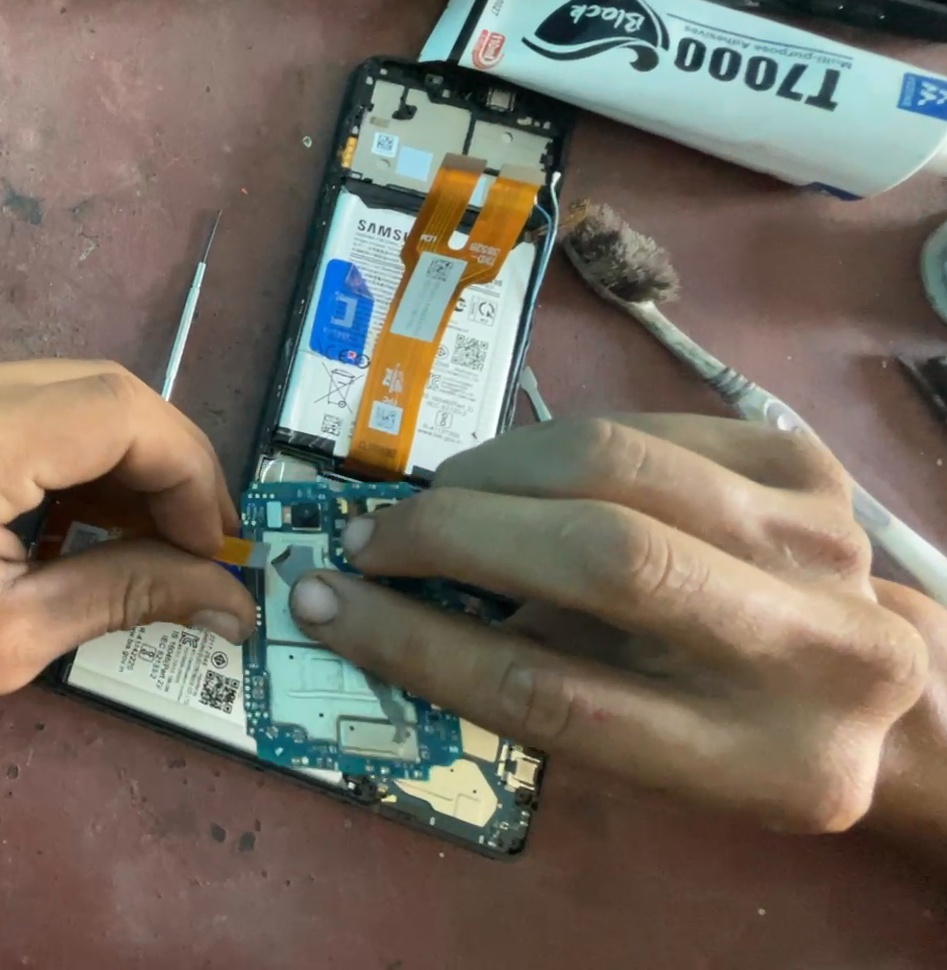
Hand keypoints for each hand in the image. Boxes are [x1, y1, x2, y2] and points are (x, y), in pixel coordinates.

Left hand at [0, 361, 255, 767]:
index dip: (187, 471)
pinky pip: (28, 412)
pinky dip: (75, 459)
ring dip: (123, 462)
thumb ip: (131, 594)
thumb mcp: (14, 641)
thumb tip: (236, 597)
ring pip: (70, 396)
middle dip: (164, 465)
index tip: (211, 547)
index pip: (116, 412)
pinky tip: (89, 520)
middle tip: (193, 547)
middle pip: (100, 392)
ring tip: (150, 542)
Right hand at [288, 415, 941, 834]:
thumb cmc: (700, 719)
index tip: (319, 599)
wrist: (867, 679)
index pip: (546, 693)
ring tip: (436, 499)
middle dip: (444, 534)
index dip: (409, 641)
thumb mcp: (614, 741)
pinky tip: (514, 477)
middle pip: (596, 557)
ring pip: (606, 465)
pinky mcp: (806, 463)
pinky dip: (535, 446)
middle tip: (367, 539)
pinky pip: (626, 425)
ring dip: (482, 476)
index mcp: (756, 762)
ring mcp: (821, 539)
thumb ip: (504, 673)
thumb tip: (355, 595)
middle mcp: (814, 650)